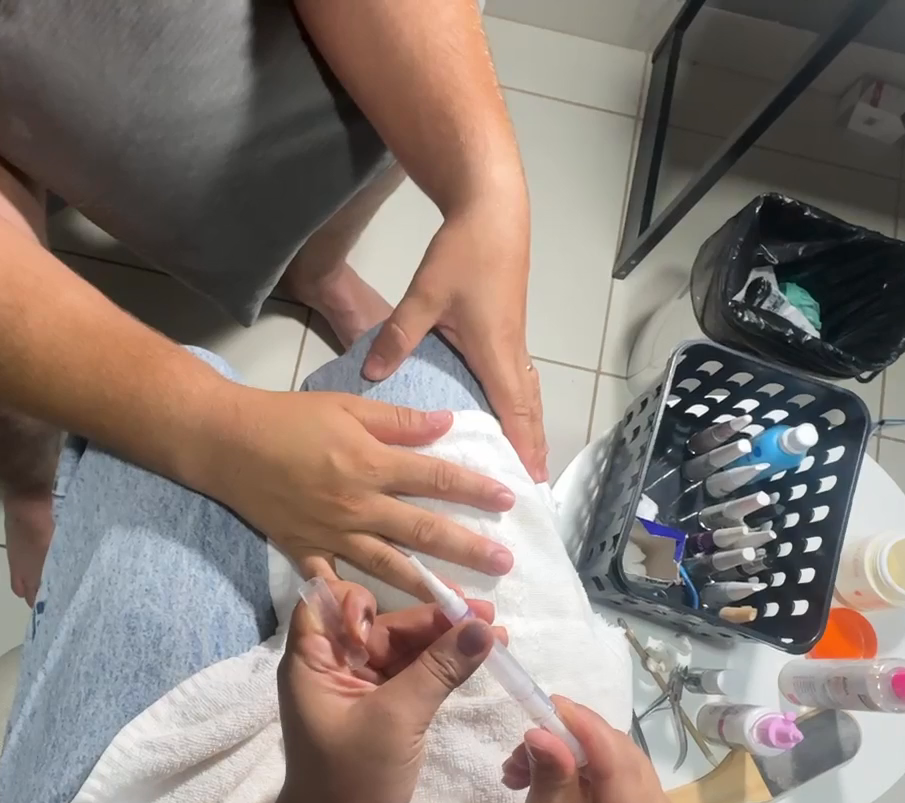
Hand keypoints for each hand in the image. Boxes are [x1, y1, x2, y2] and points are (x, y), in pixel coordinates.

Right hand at [198, 390, 515, 594]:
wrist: (227, 442)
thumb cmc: (289, 418)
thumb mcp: (347, 407)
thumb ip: (399, 420)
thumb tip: (448, 426)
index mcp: (370, 464)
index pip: (435, 478)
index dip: (474, 489)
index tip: (508, 501)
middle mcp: (358, 505)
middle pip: (422, 530)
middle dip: (467, 547)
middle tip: (504, 564)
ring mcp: (332, 535)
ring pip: (388, 566)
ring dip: (428, 583)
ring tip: (462, 601)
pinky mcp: (305, 552)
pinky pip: (332, 585)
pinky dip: (352, 606)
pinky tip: (378, 628)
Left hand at [271, 579, 501, 802]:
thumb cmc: (351, 779)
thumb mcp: (397, 719)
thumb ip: (438, 670)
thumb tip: (481, 627)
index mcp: (314, 659)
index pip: (326, 601)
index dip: (362, 597)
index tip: (401, 612)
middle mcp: (333, 662)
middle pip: (379, 621)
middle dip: (429, 615)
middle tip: (482, 610)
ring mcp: (359, 684)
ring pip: (402, 645)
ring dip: (445, 637)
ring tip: (495, 629)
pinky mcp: (382, 704)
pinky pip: (413, 670)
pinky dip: (443, 662)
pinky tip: (480, 652)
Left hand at [361, 199, 546, 480]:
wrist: (493, 211)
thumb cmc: (464, 252)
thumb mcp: (424, 294)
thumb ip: (398, 336)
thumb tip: (372, 374)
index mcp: (495, 352)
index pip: (513, 412)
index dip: (522, 448)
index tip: (527, 482)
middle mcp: (512, 354)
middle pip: (529, 412)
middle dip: (532, 450)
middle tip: (532, 488)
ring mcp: (514, 343)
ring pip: (529, 398)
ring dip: (530, 431)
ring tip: (528, 463)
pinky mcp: (510, 332)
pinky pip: (521, 382)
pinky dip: (523, 409)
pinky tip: (512, 419)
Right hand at [504, 697, 691, 802]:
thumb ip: (548, 787)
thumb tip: (541, 730)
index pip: (620, 767)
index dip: (585, 727)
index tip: (545, 703)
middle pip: (623, 756)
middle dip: (570, 738)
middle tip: (520, 750)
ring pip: (621, 757)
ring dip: (573, 749)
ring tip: (525, 765)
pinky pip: (622, 771)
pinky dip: (584, 763)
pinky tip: (551, 774)